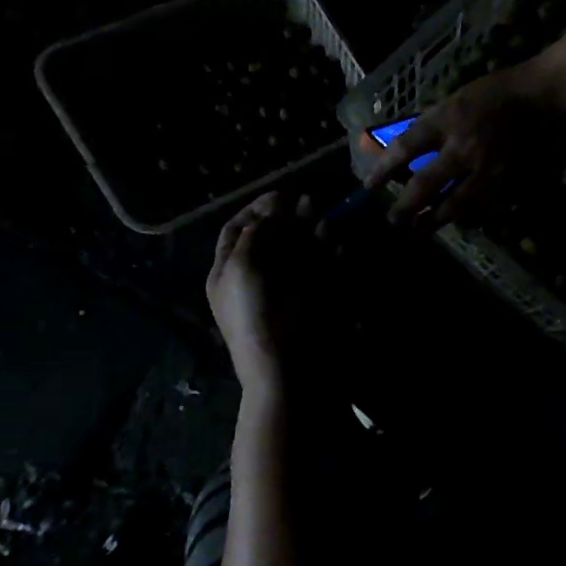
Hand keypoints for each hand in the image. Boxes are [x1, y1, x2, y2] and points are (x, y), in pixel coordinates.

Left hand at [206, 192, 322, 387]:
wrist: (287, 371)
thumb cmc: (257, 317)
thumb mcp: (242, 268)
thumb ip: (254, 234)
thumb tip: (269, 211)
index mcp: (228, 273)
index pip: (236, 230)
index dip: (255, 209)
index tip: (278, 195)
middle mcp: (254, 280)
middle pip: (268, 239)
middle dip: (287, 218)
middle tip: (306, 201)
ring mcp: (283, 291)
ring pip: (295, 251)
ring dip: (309, 231)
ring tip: (322, 216)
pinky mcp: (310, 301)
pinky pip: (318, 269)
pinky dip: (327, 253)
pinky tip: (336, 242)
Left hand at [365, 61, 565, 229]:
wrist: (552, 95)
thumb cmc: (500, 91)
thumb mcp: (457, 98)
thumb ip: (428, 124)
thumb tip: (390, 143)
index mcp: (448, 120)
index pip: (404, 149)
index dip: (383, 170)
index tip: (369, 186)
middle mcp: (465, 148)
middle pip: (424, 187)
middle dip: (403, 208)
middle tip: (393, 220)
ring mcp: (491, 170)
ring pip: (454, 207)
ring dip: (433, 222)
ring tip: (419, 229)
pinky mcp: (515, 184)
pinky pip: (487, 209)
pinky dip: (470, 217)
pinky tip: (461, 221)